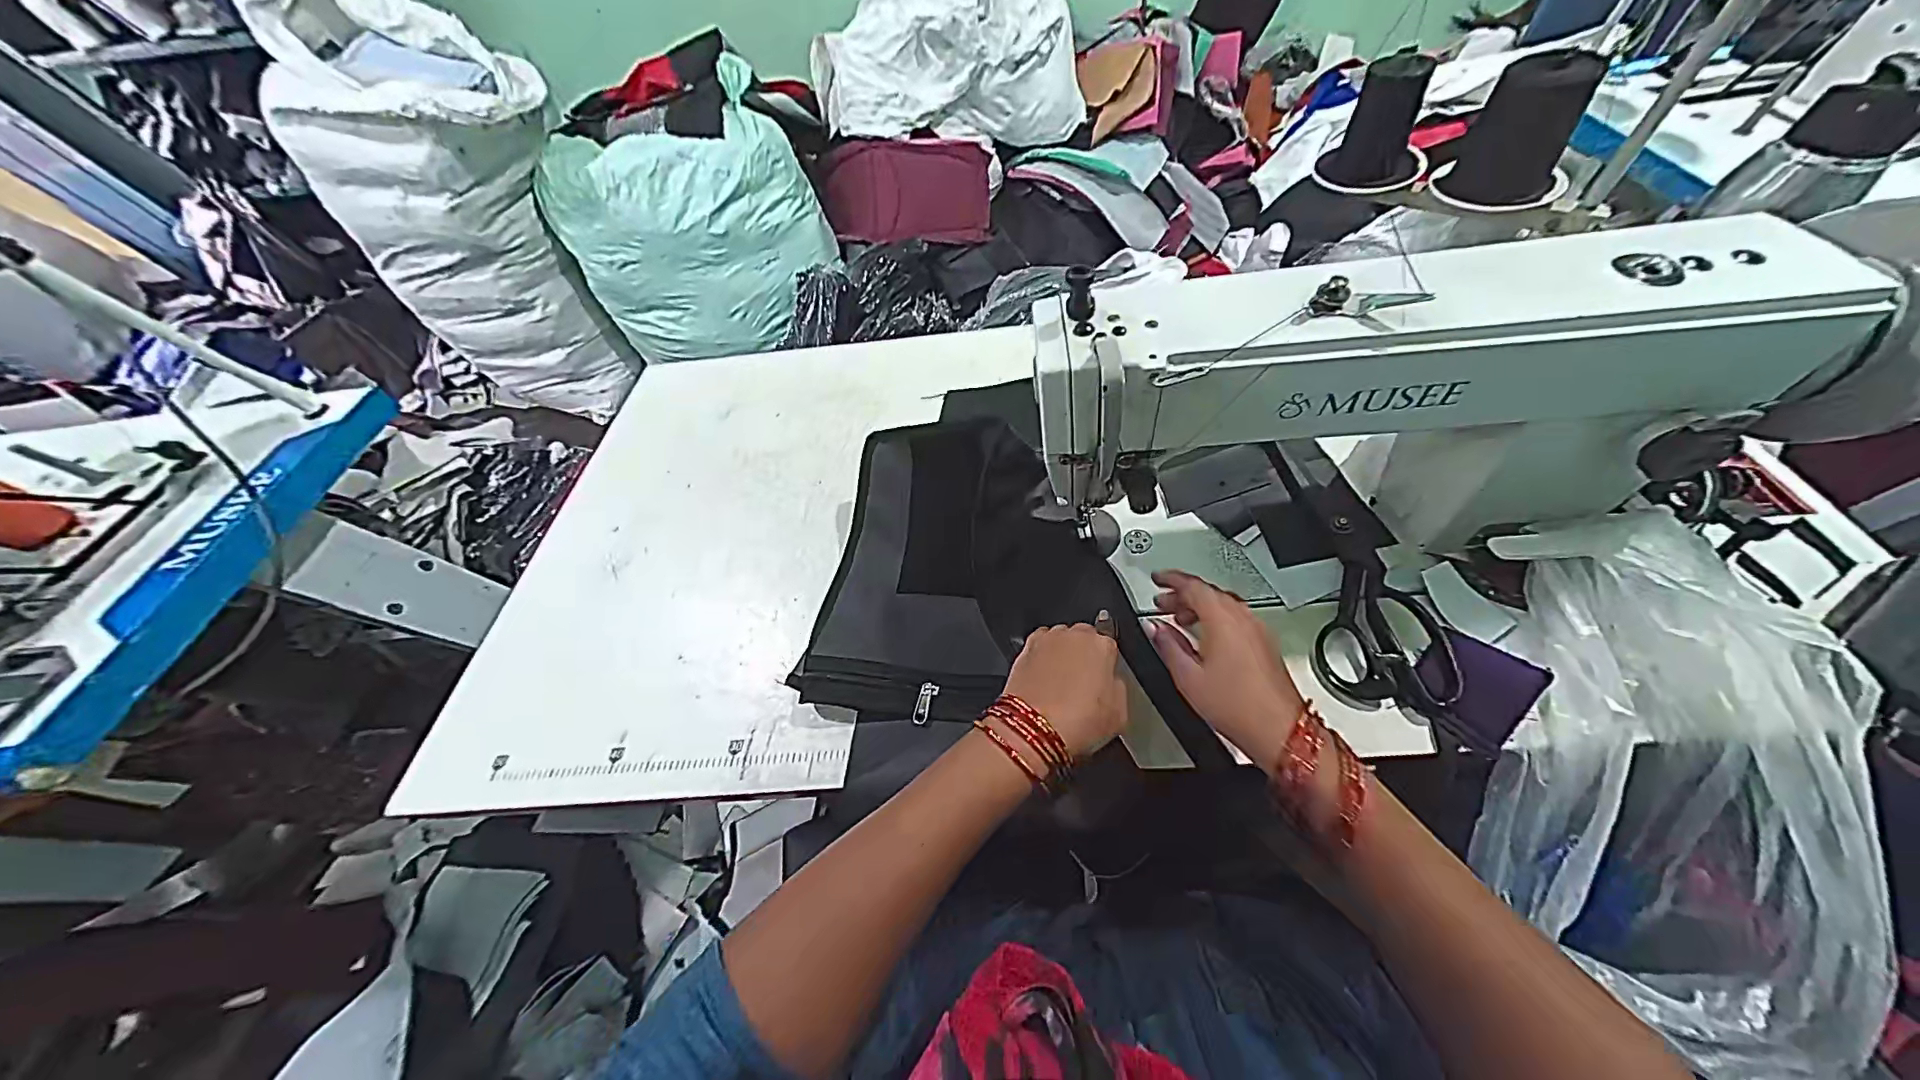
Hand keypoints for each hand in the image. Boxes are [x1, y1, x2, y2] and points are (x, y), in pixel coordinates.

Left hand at [1002, 624, 1127, 759]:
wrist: (1035, 729)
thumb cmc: (1075, 721)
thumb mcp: (1119, 714)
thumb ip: (1119, 688)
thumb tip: (1113, 684)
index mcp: (1102, 646)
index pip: (1109, 647)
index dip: (1106, 667)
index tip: (1102, 683)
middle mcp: (1073, 636)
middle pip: (1083, 639)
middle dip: (1083, 657)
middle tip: (1081, 686)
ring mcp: (1047, 641)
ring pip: (1059, 642)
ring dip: (1061, 657)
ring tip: (1060, 687)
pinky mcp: (1024, 651)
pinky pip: (1038, 649)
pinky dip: (1041, 660)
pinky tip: (1043, 683)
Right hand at [1146, 570, 1306, 770]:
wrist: (1278, 729)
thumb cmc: (1239, 706)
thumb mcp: (1187, 676)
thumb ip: (1167, 645)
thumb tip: (1157, 629)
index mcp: (1222, 618)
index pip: (1192, 585)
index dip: (1171, 579)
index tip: (1157, 578)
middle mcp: (1243, 618)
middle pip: (1209, 593)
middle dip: (1182, 594)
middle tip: (1162, 601)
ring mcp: (1257, 630)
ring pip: (1224, 605)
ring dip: (1199, 607)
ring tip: (1179, 620)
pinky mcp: (1264, 644)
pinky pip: (1236, 620)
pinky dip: (1216, 619)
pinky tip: (1204, 638)